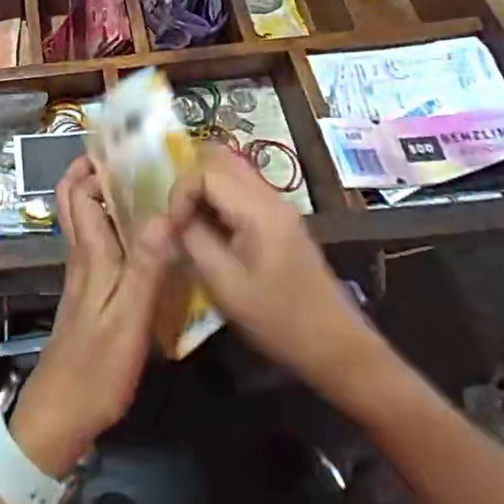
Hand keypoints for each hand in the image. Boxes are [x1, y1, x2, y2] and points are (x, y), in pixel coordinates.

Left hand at [11, 156, 170, 477]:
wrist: (60, 417)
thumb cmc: (95, 368)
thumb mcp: (128, 318)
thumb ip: (146, 265)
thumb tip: (163, 212)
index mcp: (90, 255)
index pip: (79, 194)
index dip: (93, 164)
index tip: (123, 146)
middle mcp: (83, 257)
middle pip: (77, 201)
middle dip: (95, 172)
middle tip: (135, 159)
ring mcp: (85, 276)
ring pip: (89, 221)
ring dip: (108, 197)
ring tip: (150, 188)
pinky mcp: (91, 295)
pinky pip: (102, 245)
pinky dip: (118, 227)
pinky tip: (148, 237)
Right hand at [170, 146, 378, 397]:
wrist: (333, 344)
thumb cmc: (277, 320)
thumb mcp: (225, 286)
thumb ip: (194, 242)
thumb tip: (170, 220)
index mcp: (259, 209)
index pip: (208, 171)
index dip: (181, 192)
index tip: (173, 227)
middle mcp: (271, 196)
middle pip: (222, 159)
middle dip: (191, 183)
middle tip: (178, 219)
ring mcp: (278, 206)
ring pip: (232, 172)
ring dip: (204, 192)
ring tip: (190, 227)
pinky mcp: (279, 220)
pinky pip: (241, 192)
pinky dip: (219, 202)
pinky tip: (211, 234)